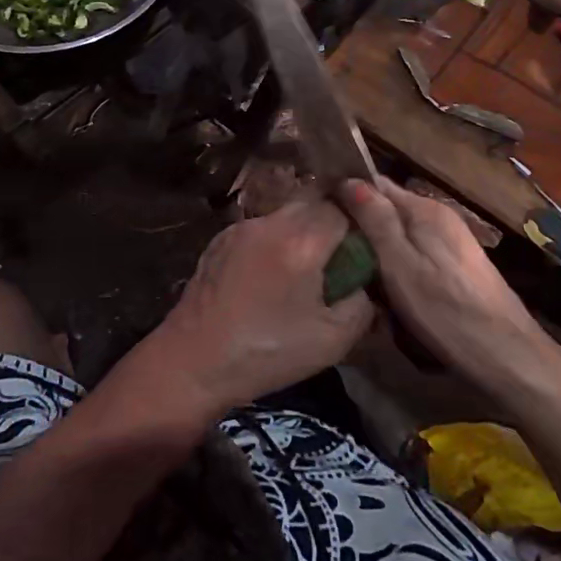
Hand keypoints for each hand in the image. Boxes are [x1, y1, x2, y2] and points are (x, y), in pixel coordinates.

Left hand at [147, 197, 375, 416]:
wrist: (194, 358)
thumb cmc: (267, 353)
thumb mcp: (332, 339)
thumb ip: (362, 302)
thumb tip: (364, 282)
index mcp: (299, 243)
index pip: (342, 208)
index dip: (360, 224)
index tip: (366, 249)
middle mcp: (268, 224)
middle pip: (311, 202)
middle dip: (331, 223)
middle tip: (340, 258)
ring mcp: (239, 228)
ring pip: (283, 214)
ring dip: (301, 231)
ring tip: (305, 270)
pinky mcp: (219, 239)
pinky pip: (259, 228)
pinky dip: (274, 241)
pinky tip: (271, 275)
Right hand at [339, 178, 560, 395]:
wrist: (512, 361)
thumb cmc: (448, 312)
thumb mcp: (401, 265)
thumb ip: (375, 220)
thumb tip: (347, 179)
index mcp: (425, 210)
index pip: (374, 183)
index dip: (344, 193)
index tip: (315, 211)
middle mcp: (439, 217)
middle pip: (385, 209)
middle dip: (356, 223)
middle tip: (325, 245)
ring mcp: (449, 243)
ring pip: (396, 232)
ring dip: (372, 246)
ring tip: (344, 265)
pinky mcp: (453, 267)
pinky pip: (409, 252)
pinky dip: (391, 262)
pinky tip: (378, 284)